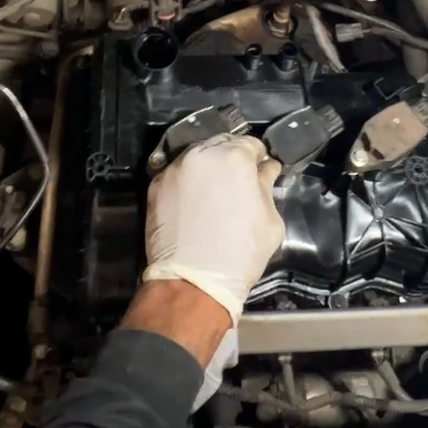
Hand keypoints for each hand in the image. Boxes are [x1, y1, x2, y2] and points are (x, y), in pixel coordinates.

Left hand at [142, 134, 284, 320]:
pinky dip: (187, 181)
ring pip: (198, 156)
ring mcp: (176, 168)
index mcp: (235, 156)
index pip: (251, 144)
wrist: (193, 282)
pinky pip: (178, 174)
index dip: (258, 159)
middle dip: (232, 158)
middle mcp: (202, 153)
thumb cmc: (240, 253)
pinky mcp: (157, 185)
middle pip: (222, 144)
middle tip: (238, 181)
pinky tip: (194, 201)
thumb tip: (266, 169)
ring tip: (214, 191)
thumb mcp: (271, 220)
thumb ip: (267, 185)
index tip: (259, 171)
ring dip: (208, 167)